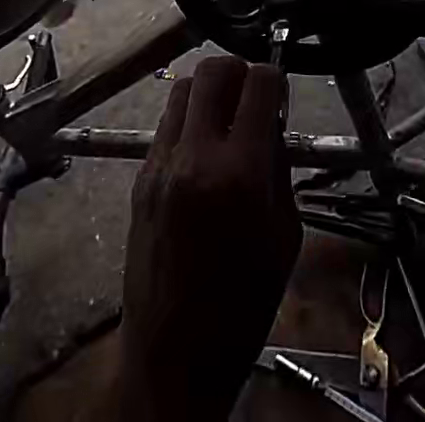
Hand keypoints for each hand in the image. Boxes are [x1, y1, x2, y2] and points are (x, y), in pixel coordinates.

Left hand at [115, 57, 299, 421]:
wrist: (174, 353)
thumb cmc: (244, 303)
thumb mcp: (285, 233)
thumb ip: (278, 167)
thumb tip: (272, 121)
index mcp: (240, 174)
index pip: (260, 85)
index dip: (276, 77)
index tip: (280, 89)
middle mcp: (195, 157)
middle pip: (212, 71)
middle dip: (239, 70)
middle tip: (253, 93)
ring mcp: (160, 165)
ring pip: (183, 89)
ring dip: (210, 91)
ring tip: (227, 118)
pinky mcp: (140, 177)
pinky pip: (166, 125)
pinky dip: (189, 120)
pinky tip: (203, 149)